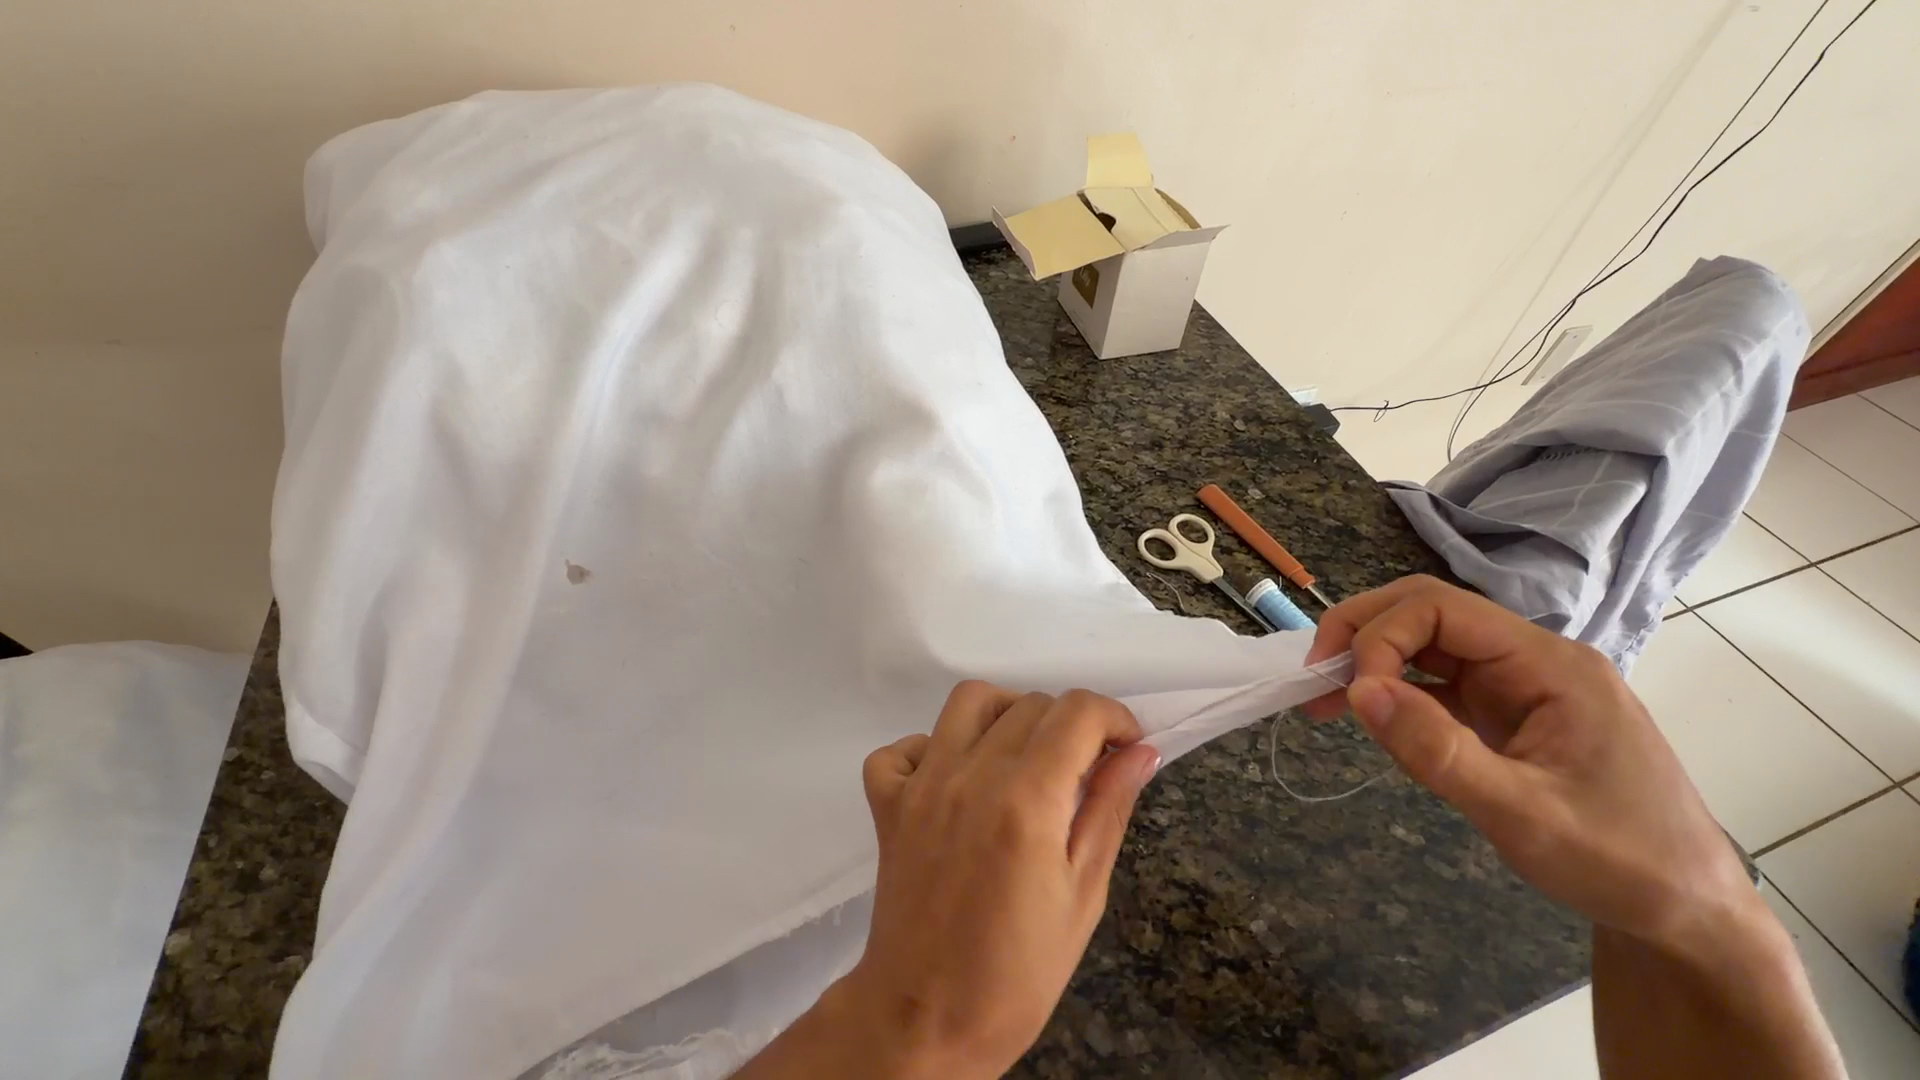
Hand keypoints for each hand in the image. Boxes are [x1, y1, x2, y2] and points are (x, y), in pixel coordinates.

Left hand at [737, 681, 1159, 1079]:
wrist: (926, 1020)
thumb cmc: (1019, 973)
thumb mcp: (1083, 894)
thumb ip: (1109, 809)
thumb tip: (1140, 752)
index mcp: (1025, 799)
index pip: (1077, 712)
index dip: (1114, 718)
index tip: (1126, 748)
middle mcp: (970, 775)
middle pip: (1030, 703)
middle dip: (1070, 724)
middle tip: (1084, 770)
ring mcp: (921, 785)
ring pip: (968, 701)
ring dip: (1007, 715)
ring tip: (1026, 759)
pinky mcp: (887, 803)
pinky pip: (904, 748)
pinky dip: (933, 748)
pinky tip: (957, 781)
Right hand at [1302, 576, 1757, 954]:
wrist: (1687, 914)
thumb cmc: (1620, 863)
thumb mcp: (1524, 815)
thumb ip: (1439, 751)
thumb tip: (1359, 691)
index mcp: (1549, 664)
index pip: (1441, 610)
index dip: (1380, 637)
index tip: (1349, 693)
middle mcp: (1531, 660)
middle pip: (1429, 612)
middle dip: (1363, 633)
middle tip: (1313, 673)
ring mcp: (1519, 685)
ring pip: (1427, 645)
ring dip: (1370, 661)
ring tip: (1322, 697)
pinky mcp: (1506, 713)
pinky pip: (1437, 683)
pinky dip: (1393, 693)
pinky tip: (1366, 716)